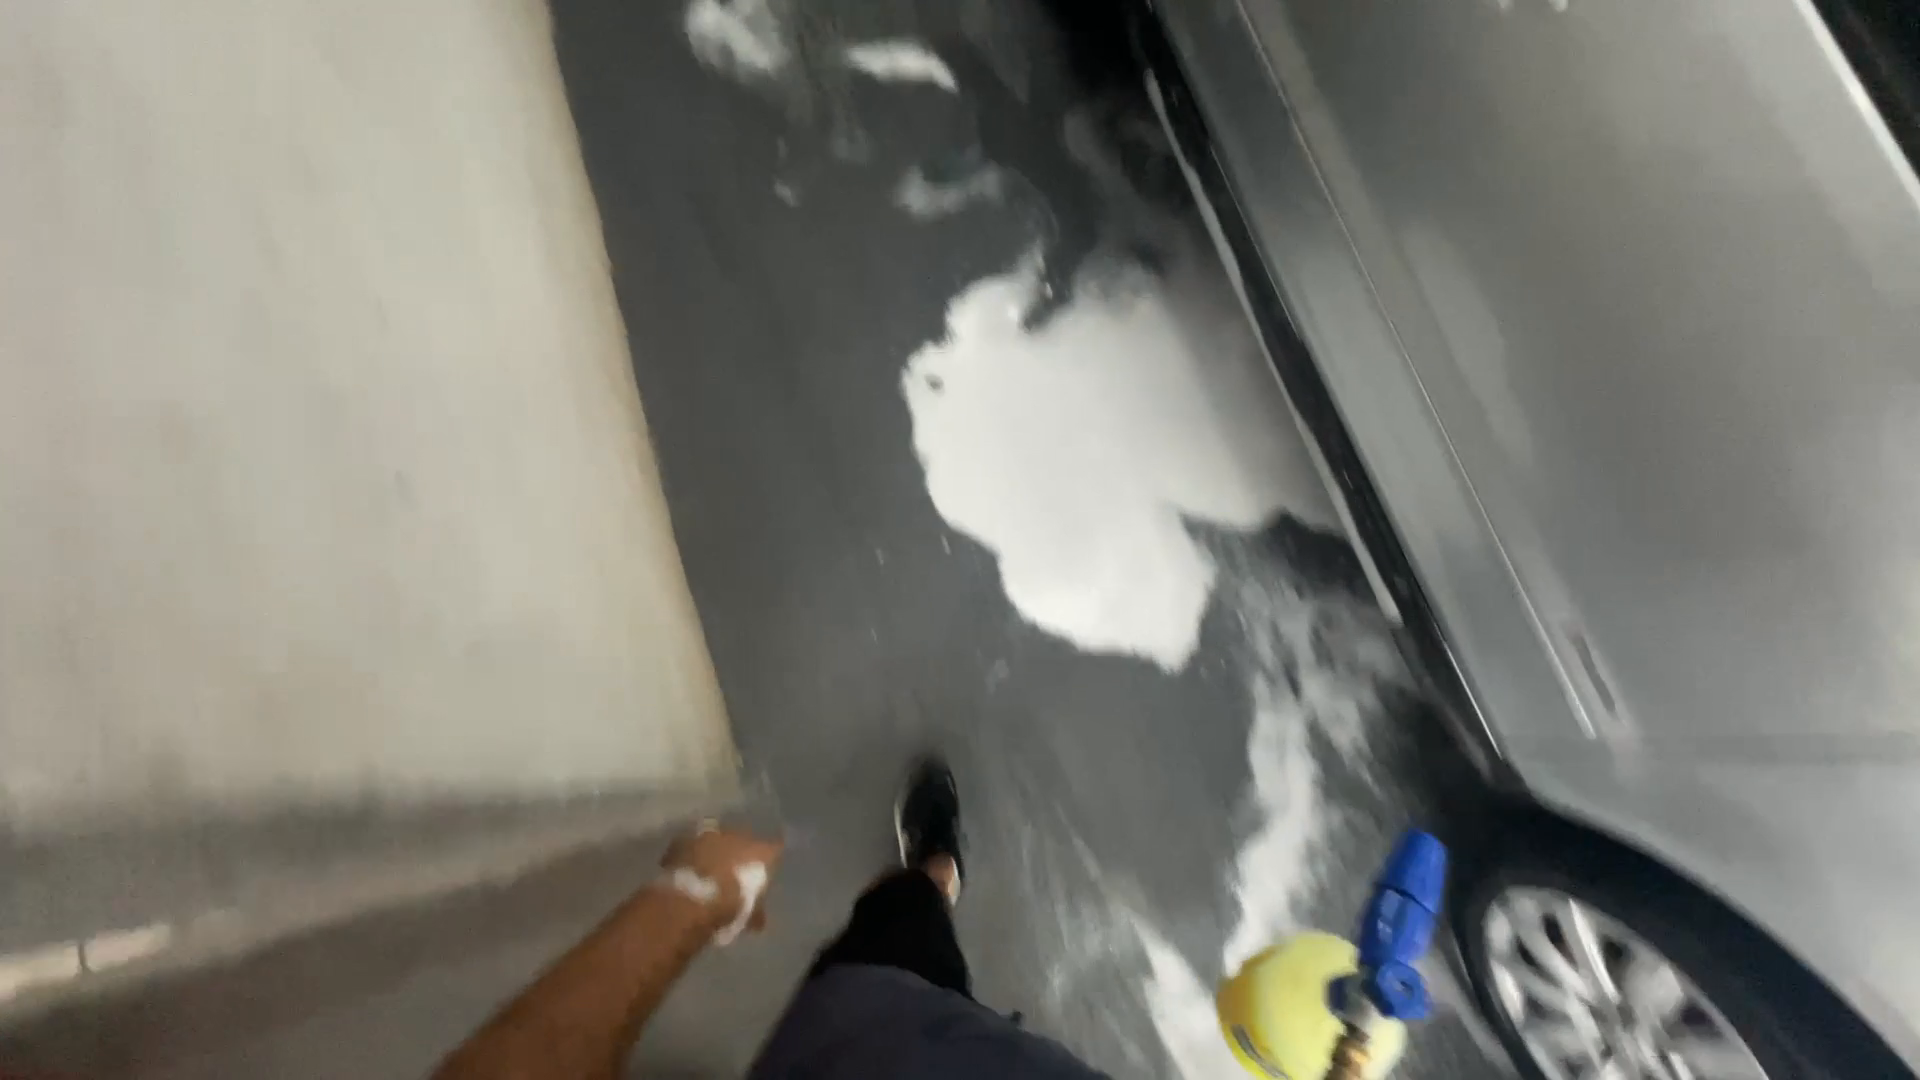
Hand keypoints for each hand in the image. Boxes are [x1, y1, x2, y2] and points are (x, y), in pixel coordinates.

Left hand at [659, 825, 782, 941]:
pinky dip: (690, 855)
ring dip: (714, 852)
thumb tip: (759, 919)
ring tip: (706, 872)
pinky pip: (691, 844)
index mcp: (763, 851)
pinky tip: (687, 869)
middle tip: (731, 874)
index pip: (775, 849)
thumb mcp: (748, 916)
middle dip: (738, 854)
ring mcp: (711, 834)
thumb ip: (756, 912)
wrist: (688, 901)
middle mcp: (741, 835)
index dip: (769, 860)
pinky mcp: (684, 838)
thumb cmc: (727, 909)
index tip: (764, 871)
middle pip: (744, 841)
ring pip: (717, 840)